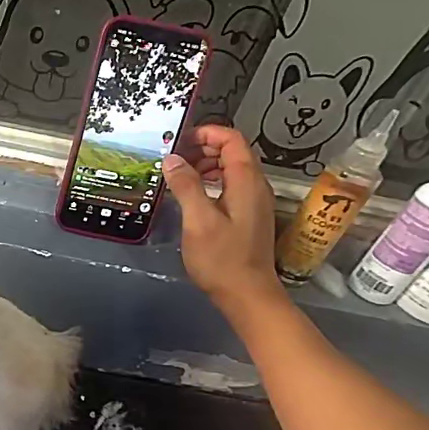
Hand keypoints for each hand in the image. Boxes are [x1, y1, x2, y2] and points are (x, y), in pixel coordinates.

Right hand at [161, 125, 286, 317]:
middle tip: (176, 159)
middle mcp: (256, 186)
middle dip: (204, 148)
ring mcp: (256, 202)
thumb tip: (172, 159)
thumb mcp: (198, 220)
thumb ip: (186, 185)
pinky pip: (233, 186)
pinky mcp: (251, 216)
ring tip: (181, 176)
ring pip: (233, 169)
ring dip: (207, 165)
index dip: (206, 133)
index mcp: (246, 181)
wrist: (248, 296)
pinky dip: (214, 182)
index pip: (232, 138)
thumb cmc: (222, 259)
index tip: (180, 142)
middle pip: (234, 151)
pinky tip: (195, 196)